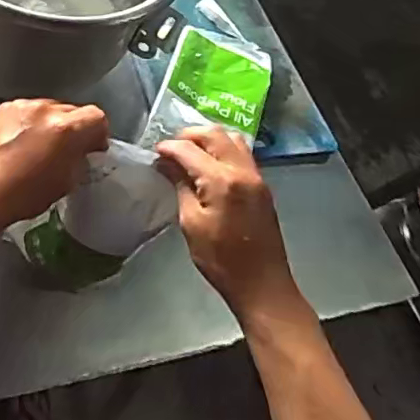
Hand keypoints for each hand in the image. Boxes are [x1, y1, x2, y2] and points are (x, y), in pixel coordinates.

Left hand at [0, 99, 107, 233]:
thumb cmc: (23, 195)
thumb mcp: (67, 182)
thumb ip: (81, 158)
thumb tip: (82, 150)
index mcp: (66, 128)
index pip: (97, 116)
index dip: (98, 133)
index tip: (93, 147)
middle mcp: (46, 109)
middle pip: (74, 109)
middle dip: (74, 127)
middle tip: (67, 151)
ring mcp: (23, 105)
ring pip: (50, 107)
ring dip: (52, 123)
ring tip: (40, 148)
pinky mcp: (5, 107)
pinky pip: (28, 109)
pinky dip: (30, 122)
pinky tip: (21, 143)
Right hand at [155, 126, 298, 316]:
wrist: (263, 286)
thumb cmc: (221, 260)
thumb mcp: (191, 224)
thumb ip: (180, 186)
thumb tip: (167, 164)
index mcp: (221, 180)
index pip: (189, 150)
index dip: (169, 147)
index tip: (156, 152)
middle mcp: (241, 170)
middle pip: (213, 133)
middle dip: (189, 135)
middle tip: (173, 148)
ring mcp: (256, 175)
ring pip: (231, 137)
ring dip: (209, 138)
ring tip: (192, 152)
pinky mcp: (262, 184)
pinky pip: (242, 151)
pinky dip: (224, 148)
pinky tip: (211, 162)